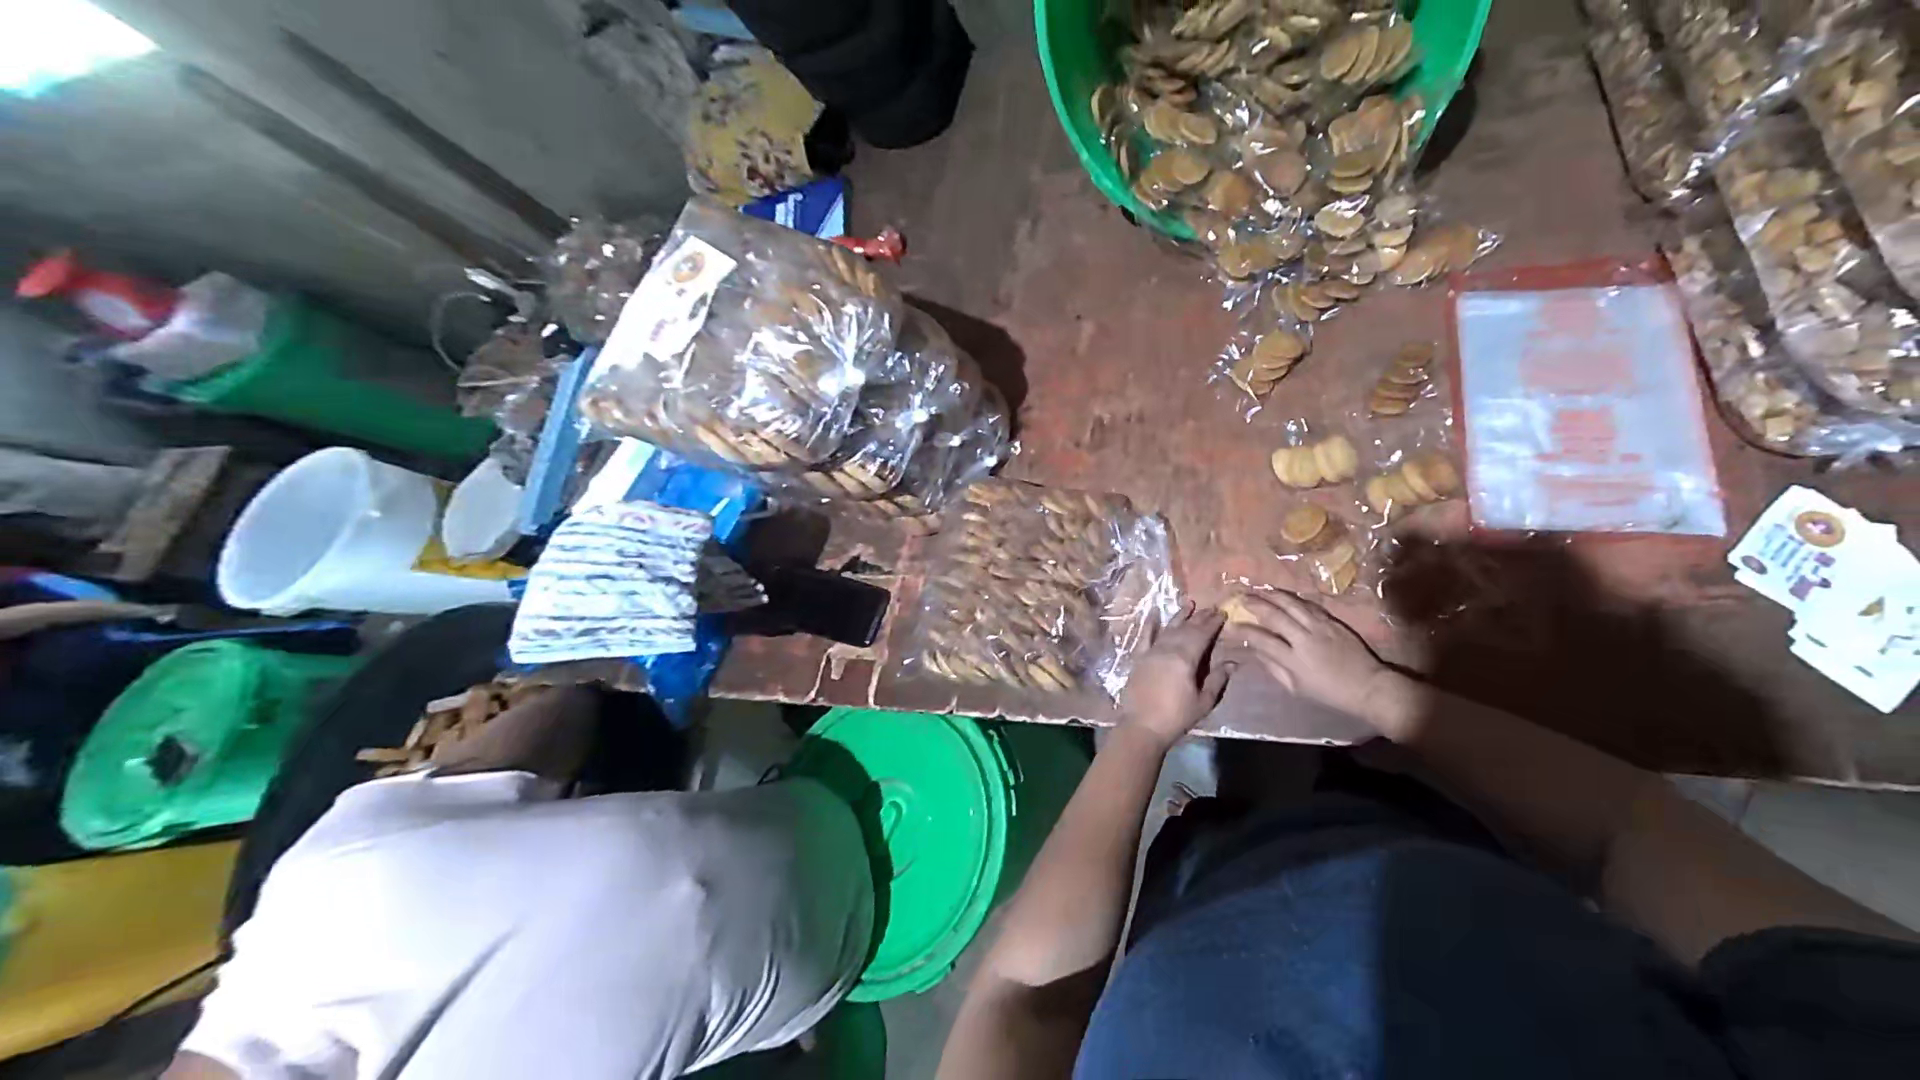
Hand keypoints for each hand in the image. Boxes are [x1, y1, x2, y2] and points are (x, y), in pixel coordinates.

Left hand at [1118, 601, 1231, 749]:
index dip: (1213, 623)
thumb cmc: (1176, 716)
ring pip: (1168, 629)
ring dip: (1179, 616)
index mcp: (1185, 658)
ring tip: (1188, 603)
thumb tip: (1232, 662)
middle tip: (1211, 607)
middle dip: (1199, 617)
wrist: (1142, 726)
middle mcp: (1167, 649)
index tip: (1223, 613)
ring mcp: (1151, 652)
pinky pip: (1145, 637)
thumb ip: (1217, 679)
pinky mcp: (1138, 658)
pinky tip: (1154, 615)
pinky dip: (1150, 625)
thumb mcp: (1204, 701)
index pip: (1202, 635)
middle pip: (1186, 629)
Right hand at [1217, 591, 1394, 721]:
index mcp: (1293, 660)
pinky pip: (1310, 605)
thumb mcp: (1295, 688)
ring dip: (1273, 595)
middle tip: (1241, 597)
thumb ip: (1273, 667)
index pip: (1261, 639)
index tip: (1230, 624)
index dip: (1243, 630)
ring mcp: (1320, 628)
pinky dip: (1294, 598)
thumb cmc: (1329, 692)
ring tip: (1259, 589)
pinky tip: (1284, 595)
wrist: (1368, 686)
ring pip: (1292, 605)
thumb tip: (1255, 650)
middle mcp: (1304, 640)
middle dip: (1255, 604)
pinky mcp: (1333, 622)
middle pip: (1275, 616)